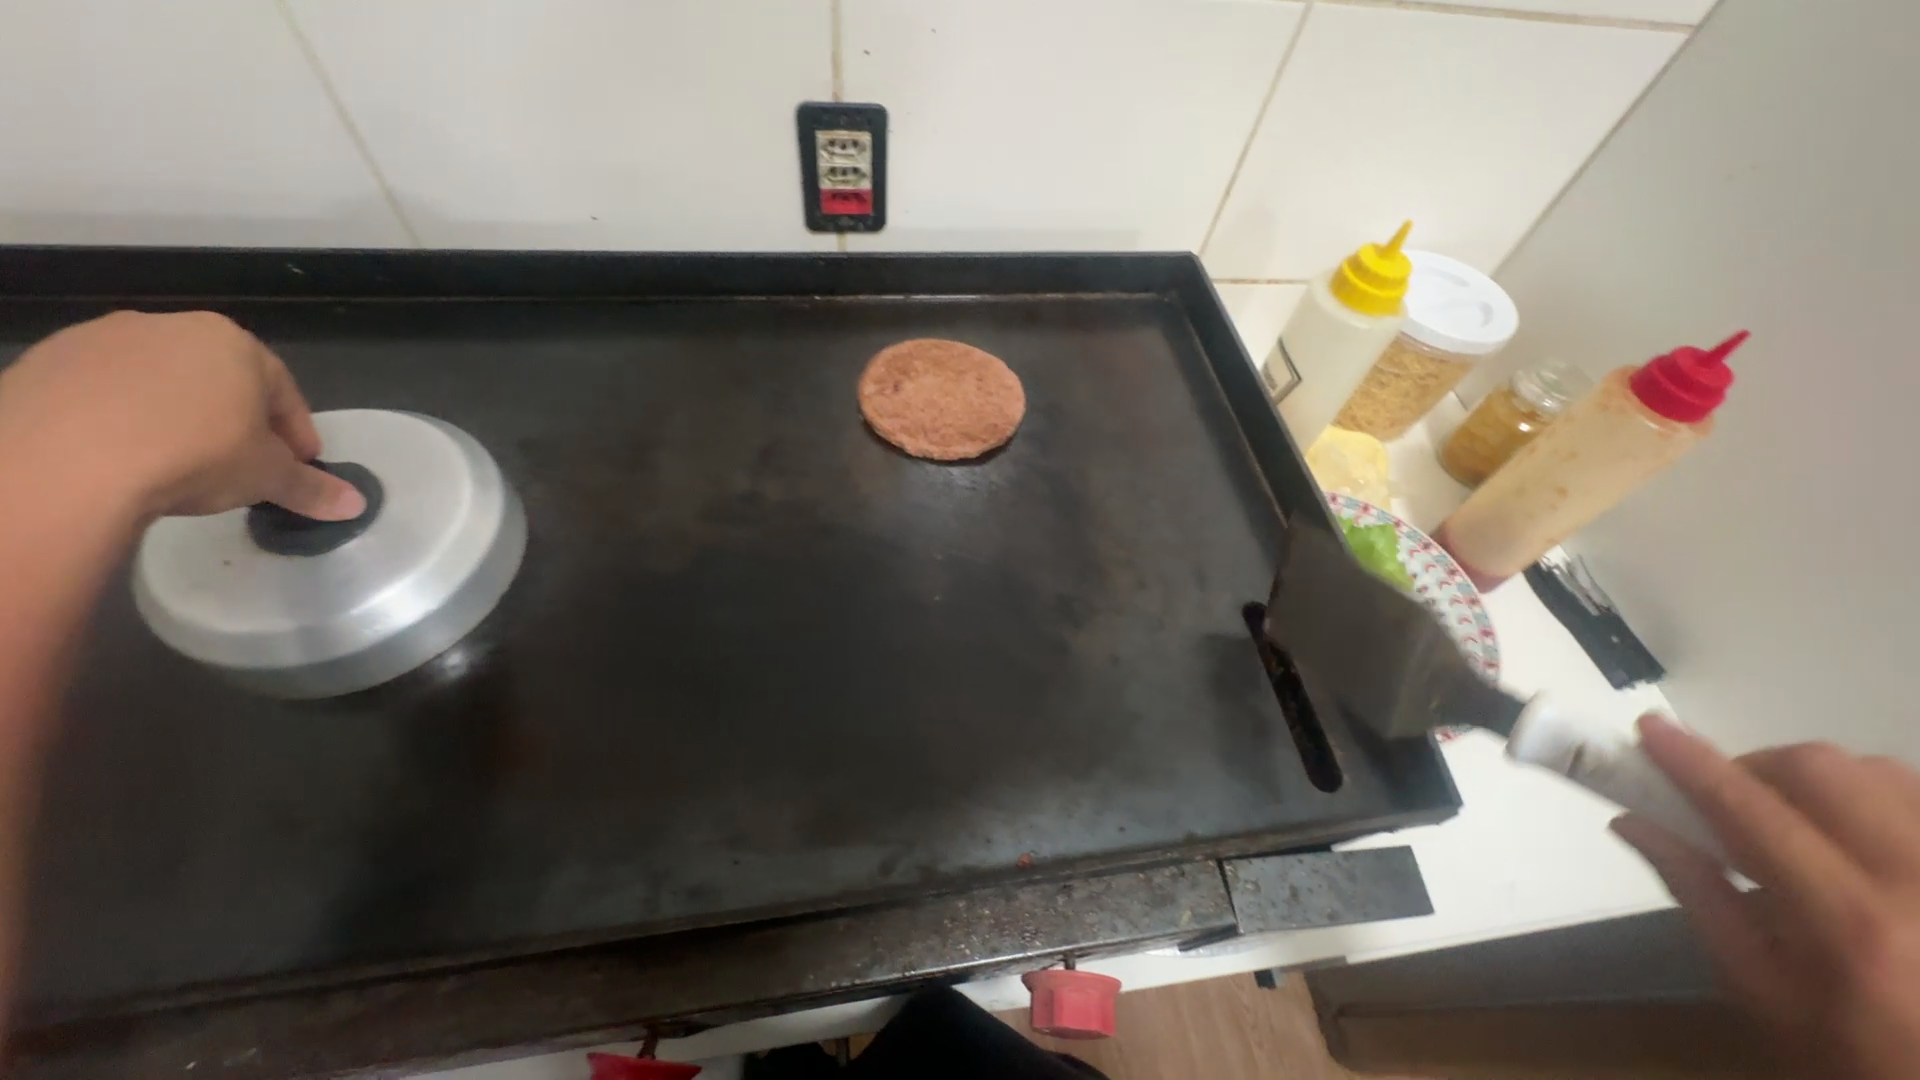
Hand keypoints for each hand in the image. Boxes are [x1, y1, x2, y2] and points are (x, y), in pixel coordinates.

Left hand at [0, 311, 363, 524]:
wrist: (62, 462)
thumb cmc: (194, 455)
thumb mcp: (267, 478)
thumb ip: (312, 487)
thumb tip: (356, 504)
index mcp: (233, 343)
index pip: (283, 391)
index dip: (295, 433)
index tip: (296, 465)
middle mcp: (168, 327)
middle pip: (220, 380)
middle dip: (235, 420)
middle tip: (242, 464)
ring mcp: (99, 340)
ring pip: (159, 383)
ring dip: (175, 417)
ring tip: (177, 463)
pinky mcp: (43, 362)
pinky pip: (101, 393)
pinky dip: (118, 419)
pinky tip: (121, 455)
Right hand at [1614, 715, 1919, 1079]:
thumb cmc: (1848, 1049)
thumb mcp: (1756, 986)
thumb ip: (1695, 893)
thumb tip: (1632, 821)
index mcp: (1845, 920)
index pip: (1747, 810)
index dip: (1691, 762)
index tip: (1648, 728)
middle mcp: (1916, 882)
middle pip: (1822, 769)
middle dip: (1756, 768)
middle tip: (1727, 801)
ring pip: (1881, 773)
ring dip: (1819, 782)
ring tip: (1797, 824)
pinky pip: (1918, 800)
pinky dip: (1874, 801)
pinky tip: (1857, 842)